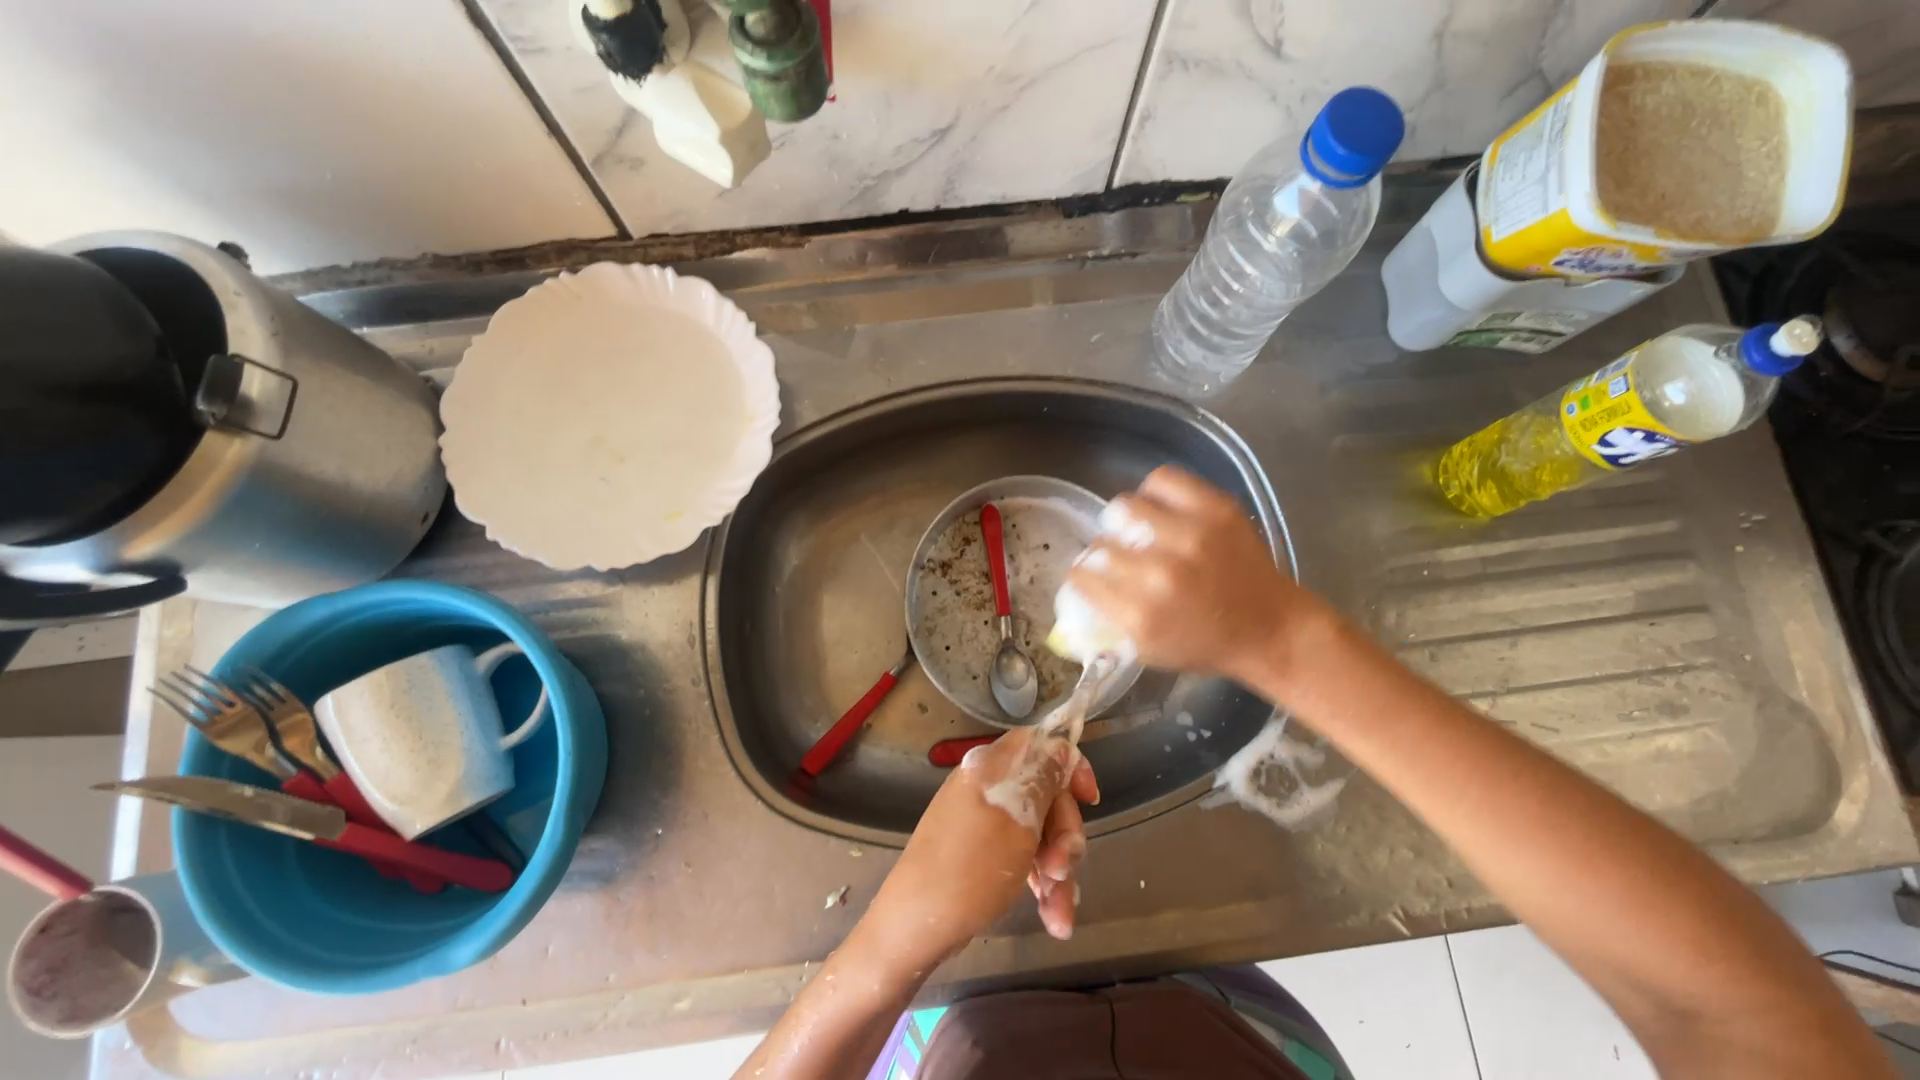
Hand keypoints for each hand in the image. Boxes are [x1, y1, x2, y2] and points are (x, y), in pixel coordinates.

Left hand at [861, 727, 1098, 965]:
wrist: (916, 924)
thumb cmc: (970, 869)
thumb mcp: (1018, 823)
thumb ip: (1044, 779)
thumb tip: (1059, 745)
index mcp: (992, 767)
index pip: (1040, 745)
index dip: (1071, 768)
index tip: (1090, 800)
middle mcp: (987, 787)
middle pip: (1048, 797)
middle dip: (1065, 839)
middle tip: (1062, 871)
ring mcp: (983, 822)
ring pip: (1040, 835)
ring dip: (1057, 874)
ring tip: (1058, 914)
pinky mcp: (982, 855)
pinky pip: (1023, 859)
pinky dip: (1040, 886)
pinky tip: (1052, 920)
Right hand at [1067, 466, 1327, 684]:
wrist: (1270, 629)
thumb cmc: (1206, 645)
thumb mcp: (1149, 651)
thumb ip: (1110, 620)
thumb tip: (1080, 587)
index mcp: (1141, 614)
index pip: (1082, 577)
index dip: (1081, 576)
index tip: (1090, 577)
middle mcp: (1161, 572)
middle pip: (1101, 545)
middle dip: (1103, 553)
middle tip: (1118, 558)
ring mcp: (1190, 536)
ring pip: (1124, 507)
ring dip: (1123, 521)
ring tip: (1136, 529)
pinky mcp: (1215, 509)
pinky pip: (1162, 479)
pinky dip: (1153, 491)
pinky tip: (1158, 507)